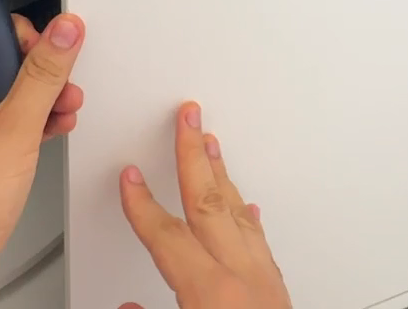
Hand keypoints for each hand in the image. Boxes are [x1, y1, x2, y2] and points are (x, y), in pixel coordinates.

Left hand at [0, 13, 85, 308]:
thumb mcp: (12, 133)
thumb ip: (43, 75)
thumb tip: (64, 28)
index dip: (25, 28)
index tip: (57, 37)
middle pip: (3, 59)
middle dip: (41, 70)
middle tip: (62, 85)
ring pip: (9, 95)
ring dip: (42, 101)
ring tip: (62, 113)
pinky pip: (6, 126)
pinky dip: (32, 127)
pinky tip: (49, 136)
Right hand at [117, 103, 291, 308]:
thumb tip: (128, 305)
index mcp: (212, 293)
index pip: (168, 236)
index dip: (143, 205)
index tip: (131, 177)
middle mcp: (243, 277)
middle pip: (209, 202)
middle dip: (193, 154)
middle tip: (188, 117)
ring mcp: (265, 281)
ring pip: (238, 213)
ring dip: (221, 175)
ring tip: (211, 144)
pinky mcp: (279, 291)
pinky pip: (259, 240)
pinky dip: (246, 217)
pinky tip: (245, 207)